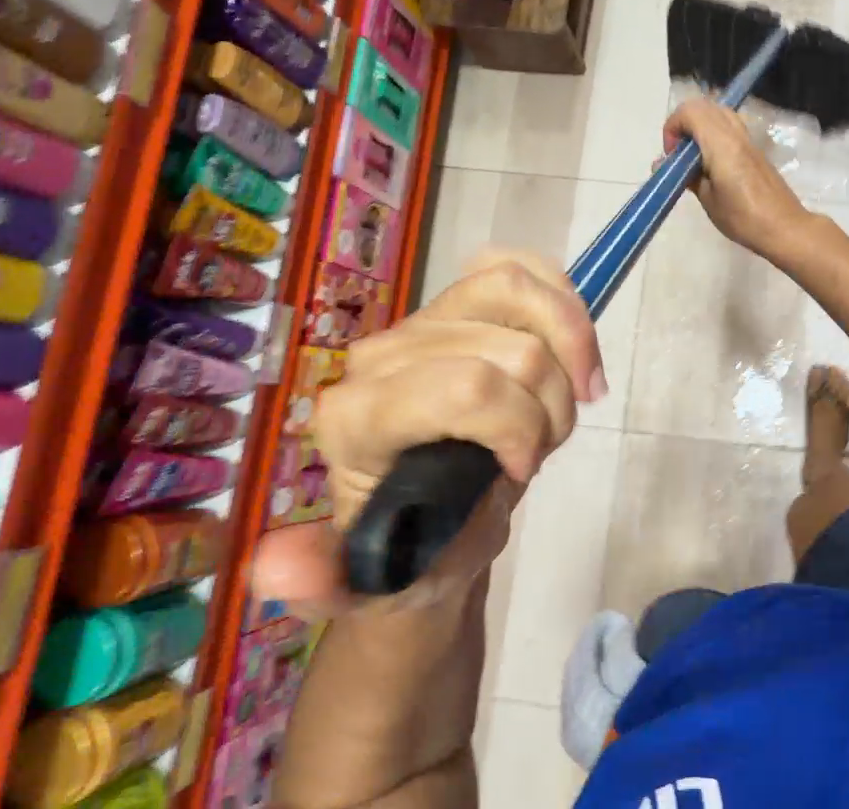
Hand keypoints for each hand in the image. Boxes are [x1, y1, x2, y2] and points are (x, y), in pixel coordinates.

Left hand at [252, 251, 603, 614]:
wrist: (434, 513)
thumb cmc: (415, 549)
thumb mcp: (378, 582)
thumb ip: (328, 582)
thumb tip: (275, 571)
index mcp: (356, 419)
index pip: (469, 387)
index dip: (520, 427)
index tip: (521, 470)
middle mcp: (379, 355)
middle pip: (513, 350)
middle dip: (551, 408)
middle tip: (543, 451)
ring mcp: (420, 318)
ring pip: (515, 292)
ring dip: (566, 351)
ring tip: (570, 398)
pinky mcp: (455, 298)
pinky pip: (515, 266)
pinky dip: (559, 302)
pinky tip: (573, 350)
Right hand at [664, 96, 811, 255]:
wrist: (784, 228)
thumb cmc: (743, 218)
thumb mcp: (708, 200)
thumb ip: (686, 176)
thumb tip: (664, 164)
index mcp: (721, 145)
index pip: (690, 112)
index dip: (673, 128)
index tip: (671, 156)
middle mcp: (736, 134)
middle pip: (704, 106)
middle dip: (684, 124)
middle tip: (680, 154)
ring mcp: (748, 139)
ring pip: (718, 113)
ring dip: (700, 127)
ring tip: (694, 158)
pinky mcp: (755, 149)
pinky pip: (730, 126)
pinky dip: (714, 134)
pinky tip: (712, 163)